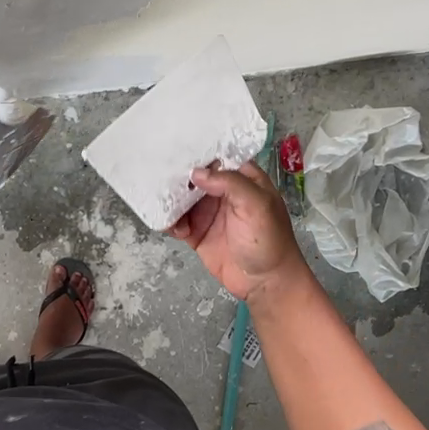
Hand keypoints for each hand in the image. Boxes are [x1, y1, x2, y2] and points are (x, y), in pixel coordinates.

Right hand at [168, 162, 311, 305]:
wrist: (264, 282)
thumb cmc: (268, 240)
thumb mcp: (256, 205)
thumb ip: (230, 183)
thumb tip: (196, 173)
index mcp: (242, 179)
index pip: (217, 157)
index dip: (199, 151)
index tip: (176, 147)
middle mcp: (222, 192)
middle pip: (194, 177)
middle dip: (177, 177)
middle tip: (160, 177)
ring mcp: (208, 213)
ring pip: (181, 199)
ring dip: (171, 202)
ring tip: (166, 207)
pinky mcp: (196, 233)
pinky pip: (177, 222)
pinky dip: (170, 223)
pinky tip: (175, 229)